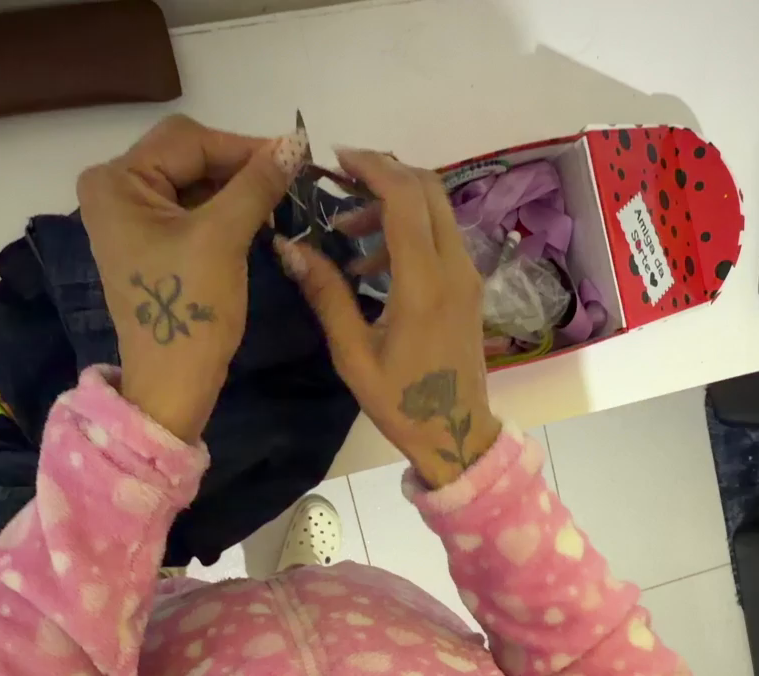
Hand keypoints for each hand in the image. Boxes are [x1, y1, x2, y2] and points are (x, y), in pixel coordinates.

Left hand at [78, 115, 304, 440]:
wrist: (174, 384)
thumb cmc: (191, 309)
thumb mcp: (224, 238)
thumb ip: (258, 184)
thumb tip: (295, 141)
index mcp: (117, 182)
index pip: (188, 141)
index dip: (244, 146)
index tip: (295, 155)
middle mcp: (114, 191)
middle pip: (188, 158)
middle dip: (239, 168)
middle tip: (289, 180)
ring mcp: (130, 220)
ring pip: (193, 185)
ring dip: (236, 191)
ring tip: (278, 202)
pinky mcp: (149, 245)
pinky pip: (191, 212)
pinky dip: (223, 213)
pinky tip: (255, 221)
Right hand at [274, 149, 499, 487]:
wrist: (456, 434)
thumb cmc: (401, 402)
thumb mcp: (354, 354)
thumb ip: (326, 295)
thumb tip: (290, 246)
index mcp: (424, 283)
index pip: (405, 197)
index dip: (372, 167)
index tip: (336, 159)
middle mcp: (454, 268)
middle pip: (428, 190)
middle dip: (385, 174)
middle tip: (341, 183)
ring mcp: (467, 276)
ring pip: (436, 211)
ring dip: (394, 205)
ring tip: (347, 232)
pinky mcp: (468, 287)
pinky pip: (441, 238)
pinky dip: (408, 232)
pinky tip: (372, 264)